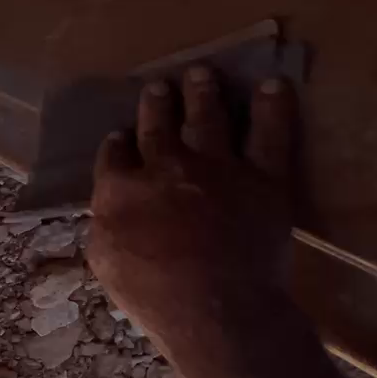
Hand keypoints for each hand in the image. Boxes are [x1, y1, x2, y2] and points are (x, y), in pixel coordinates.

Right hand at [86, 66, 299, 360]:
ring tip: (201, 73)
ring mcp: (218, 168)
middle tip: (158, 86)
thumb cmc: (147, 290)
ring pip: (208, 118)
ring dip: (203, 93)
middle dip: (156, 105)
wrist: (214, 304)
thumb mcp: (103, 258)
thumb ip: (105, 222)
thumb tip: (109, 205)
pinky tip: (272, 86)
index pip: (113, 157)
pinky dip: (272, 106)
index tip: (119, 136)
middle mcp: (166, 167)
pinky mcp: (265, 176)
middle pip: (158, 128)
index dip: (115, 144)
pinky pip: (271, 133)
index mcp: (120, 190)